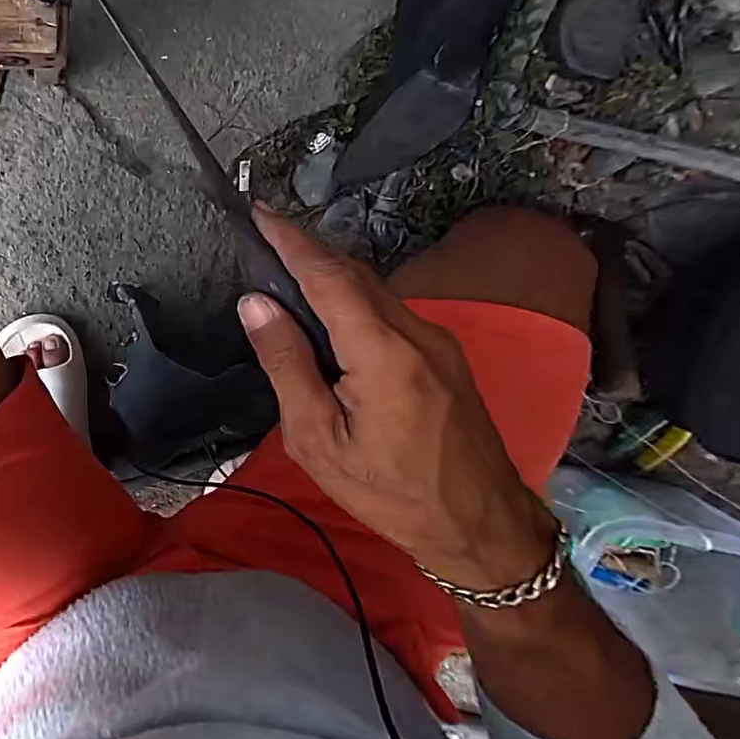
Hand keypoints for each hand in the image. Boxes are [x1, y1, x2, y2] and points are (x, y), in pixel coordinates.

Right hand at [237, 210, 561, 591]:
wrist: (482, 527)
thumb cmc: (390, 492)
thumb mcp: (319, 439)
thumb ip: (288, 365)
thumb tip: (257, 304)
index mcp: (382, 352)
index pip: (329, 276)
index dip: (292, 240)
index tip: (260, 212)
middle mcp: (416, 332)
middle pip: (354, 274)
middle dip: (307, 250)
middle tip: (264, 237)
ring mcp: (437, 342)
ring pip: (374, 290)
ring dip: (329, 274)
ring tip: (286, 272)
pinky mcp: (445, 356)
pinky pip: (389, 311)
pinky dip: (352, 299)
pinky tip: (329, 313)